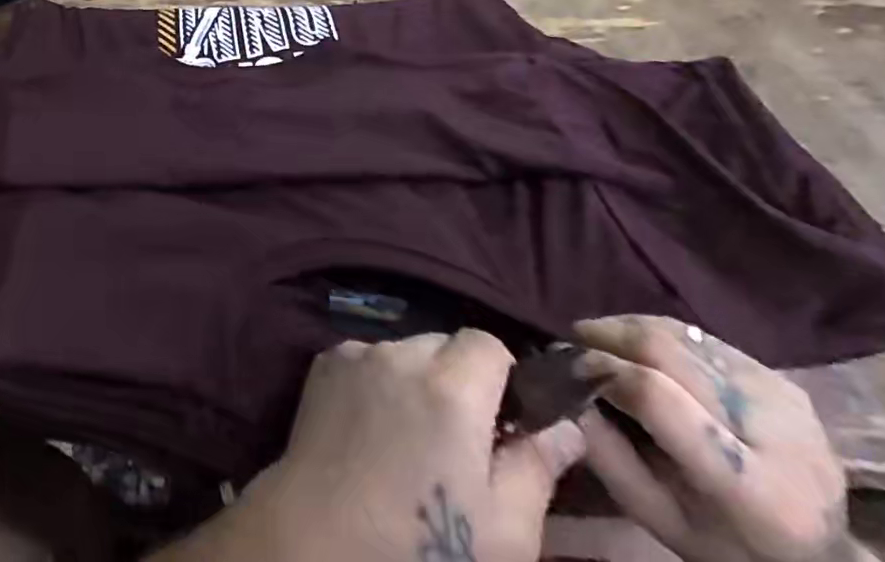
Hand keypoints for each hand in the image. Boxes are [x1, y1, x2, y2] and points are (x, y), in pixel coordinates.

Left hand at [154, 331, 584, 561]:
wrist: (318, 534)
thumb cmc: (421, 543)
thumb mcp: (505, 527)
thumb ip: (538, 466)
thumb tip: (566, 427)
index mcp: (449, 387)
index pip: (487, 343)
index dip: (504, 376)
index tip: (505, 419)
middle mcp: (397, 354)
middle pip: (443, 343)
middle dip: (460, 377)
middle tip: (460, 434)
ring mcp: (353, 354)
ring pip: (403, 349)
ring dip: (417, 377)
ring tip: (412, 433)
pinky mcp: (322, 363)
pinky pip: (366, 357)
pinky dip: (379, 378)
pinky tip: (374, 425)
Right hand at [575, 315, 872, 561]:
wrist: (816, 553)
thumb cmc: (720, 539)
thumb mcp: (653, 513)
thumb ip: (604, 452)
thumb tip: (562, 388)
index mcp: (746, 486)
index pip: (655, 395)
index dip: (601, 367)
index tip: (566, 364)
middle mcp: (775, 435)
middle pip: (668, 351)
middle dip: (607, 335)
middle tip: (573, 340)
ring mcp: (784, 401)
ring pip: (682, 336)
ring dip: (627, 328)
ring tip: (601, 340)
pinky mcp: (784, 382)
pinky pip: (702, 340)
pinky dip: (658, 335)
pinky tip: (641, 350)